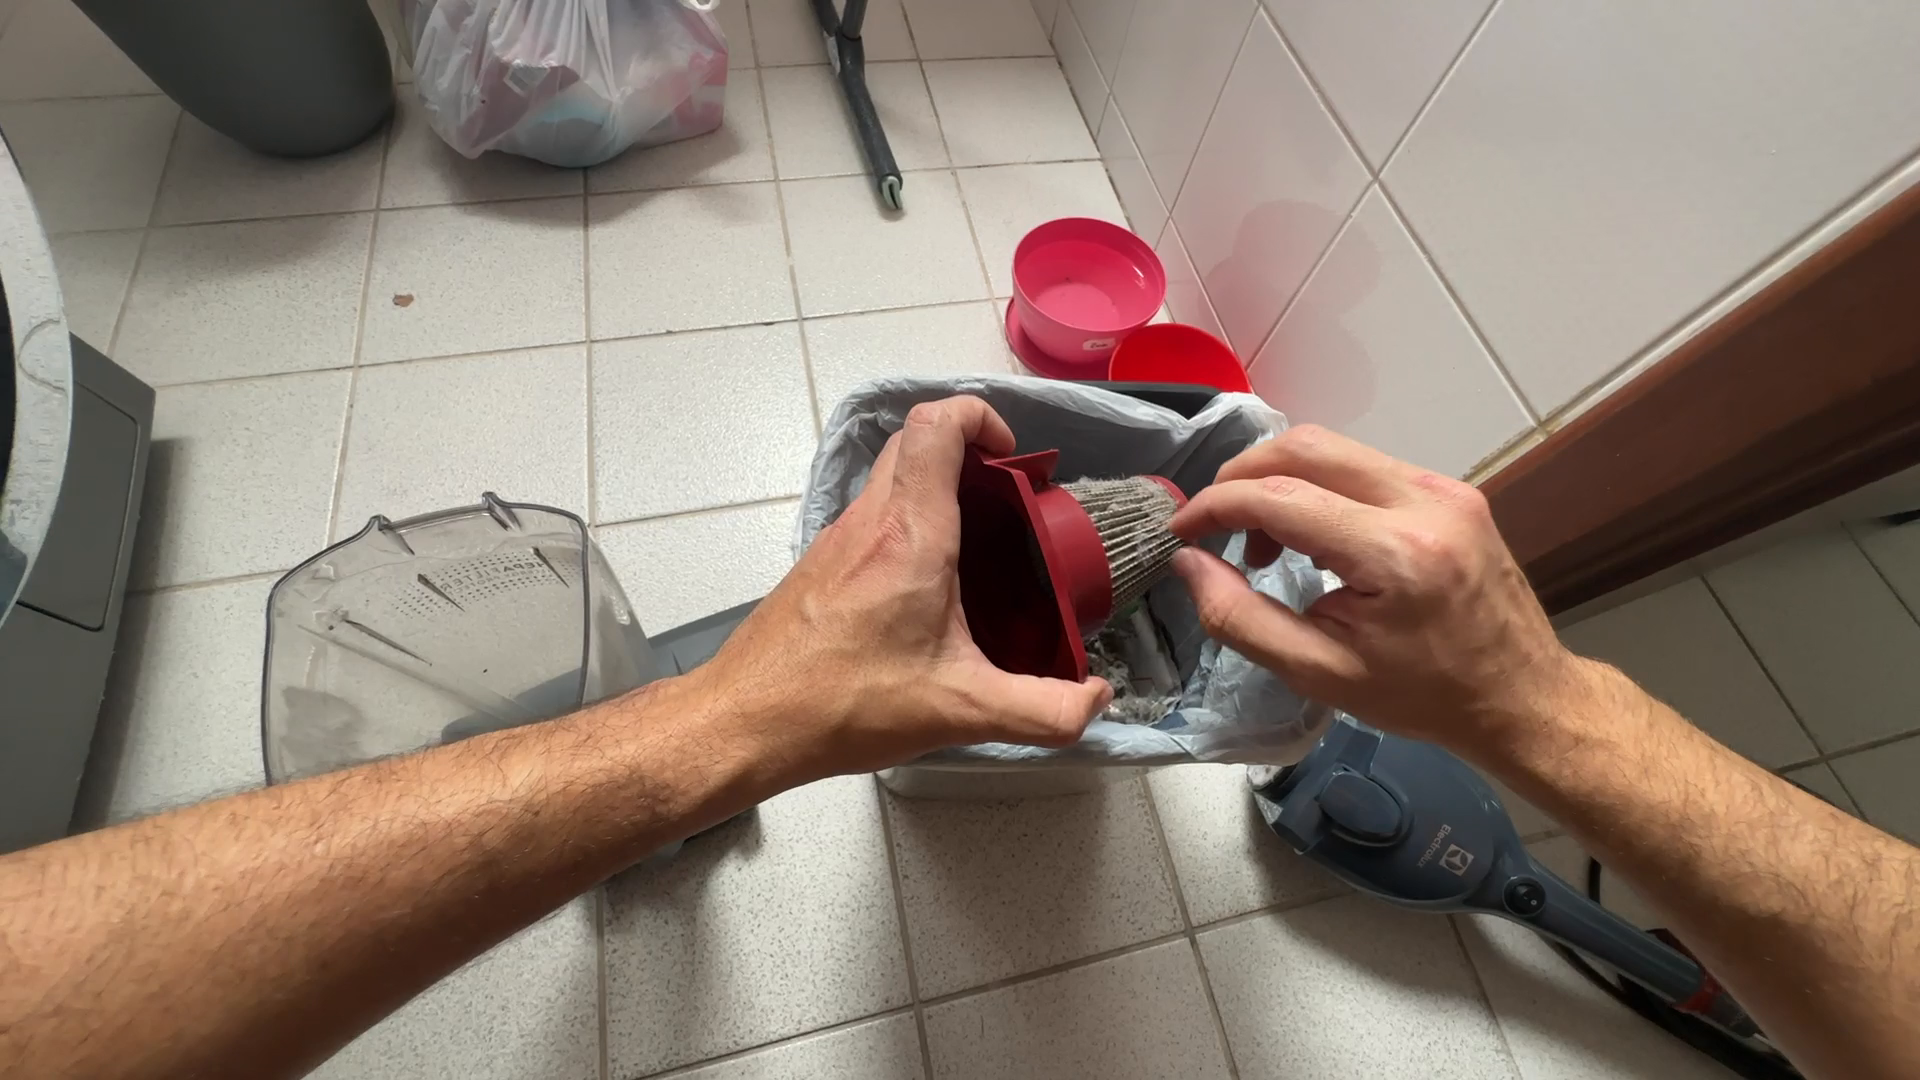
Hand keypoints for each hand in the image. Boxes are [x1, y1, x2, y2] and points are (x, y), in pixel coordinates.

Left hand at [696, 396, 1111, 782]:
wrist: (745, 721)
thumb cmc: (845, 703)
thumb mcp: (961, 711)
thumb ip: (1043, 711)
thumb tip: (1096, 701)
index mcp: (911, 534)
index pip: (936, 426)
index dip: (979, 416)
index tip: (1012, 457)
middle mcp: (871, 521)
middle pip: (916, 442)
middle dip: (969, 452)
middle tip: (1007, 504)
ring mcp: (838, 538)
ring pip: (892, 478)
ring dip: (939, 488)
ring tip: (977, 548)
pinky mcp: (821, 562)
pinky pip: (874, 516)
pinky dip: (910, 522)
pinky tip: (927, 588)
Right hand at [1168, 425, 1580, 754]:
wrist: (1522, 697)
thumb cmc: (1419, 695)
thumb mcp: (1315, 673)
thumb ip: (1237, 616)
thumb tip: (1187, 561)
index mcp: (1395, 554)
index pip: (1279, 497)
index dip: (1215, 505)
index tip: (1180, 530)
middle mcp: (1425, 501)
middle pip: (1304, 447)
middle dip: (1239, 476)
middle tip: (1212, 524)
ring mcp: (1443, 488)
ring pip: (1330, 447)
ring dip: (1274, 481)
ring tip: (1259, 542)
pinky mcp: (1448, 490)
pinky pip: (1358, 464)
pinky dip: (1311, 487)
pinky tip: (1304, 536)